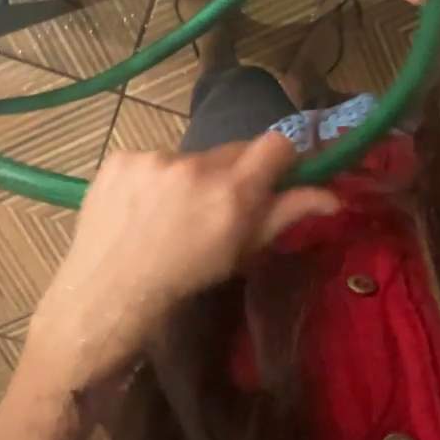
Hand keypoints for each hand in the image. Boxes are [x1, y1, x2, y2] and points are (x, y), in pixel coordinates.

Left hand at [27, 134, 339, 384]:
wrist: (106, 295)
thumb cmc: (182, 281)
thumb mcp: (240, 253)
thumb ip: (285, 215)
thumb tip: (333, 196)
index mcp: (230, 193)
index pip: (275, 144)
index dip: (279, 157)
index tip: (273, 175)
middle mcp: (194, 168)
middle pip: (231, 151)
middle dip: (230, 174)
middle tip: (214, 207)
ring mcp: (152, 160)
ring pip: (189, 158)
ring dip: (189, 178)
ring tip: (169, 215)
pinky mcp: (120, 158)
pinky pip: (151, 160)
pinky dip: (152, 179)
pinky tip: (140, 208)